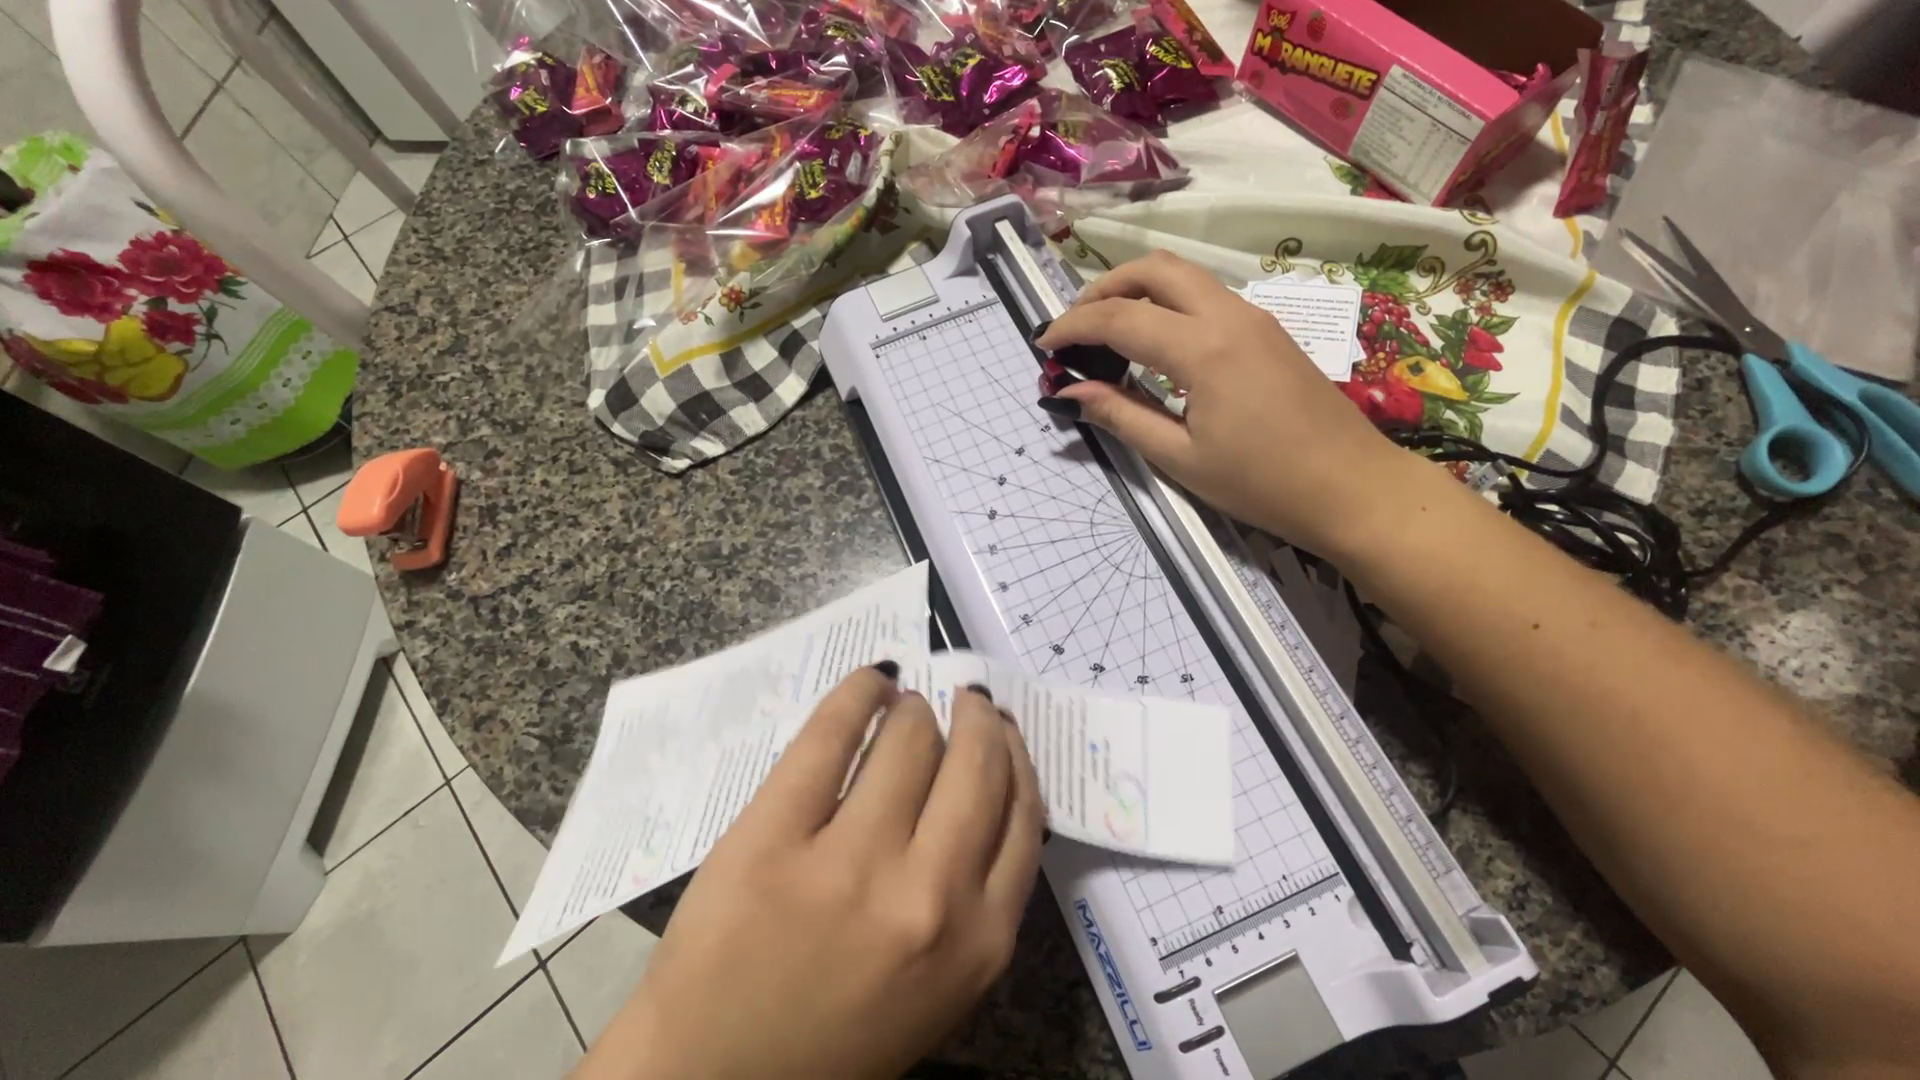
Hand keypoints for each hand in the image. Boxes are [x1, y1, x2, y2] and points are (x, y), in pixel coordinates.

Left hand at [575, 667, 1044, 1079]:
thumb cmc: (837, 1037)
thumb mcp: (940, 987)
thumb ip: (973, 899)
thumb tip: (980, 789)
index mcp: (979, 940)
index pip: (1022, 814)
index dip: (1014, 757)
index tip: (1001, 731)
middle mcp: (930, 895)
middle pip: (976, 766)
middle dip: (978, 719)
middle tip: (966, 700)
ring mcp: (850, 862)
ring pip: (909, 740)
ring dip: (915, 711)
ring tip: (904, 706)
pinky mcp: (773, 835)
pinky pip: (830, 737)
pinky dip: (857, 694)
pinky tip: (869, 683)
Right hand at [1037, 251, 1418, 559]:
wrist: (1353, 488)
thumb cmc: (1263, 484)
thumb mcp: (1181, 458)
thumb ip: (1121, 416)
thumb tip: (1069, 392)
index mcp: (1203, 349)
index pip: (1119, 317)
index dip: (1073, 327)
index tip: (1043, 346)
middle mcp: (1228, 316)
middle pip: (1153, 270)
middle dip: (1103, 288)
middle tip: (1074, 328)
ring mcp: (1253, 318)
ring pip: (1182, 275)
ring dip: (1136, 291)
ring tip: (1106, 333)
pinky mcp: (1267, 330)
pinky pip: (1205, 297)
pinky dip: (1166, 304)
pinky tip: (1153, 345)